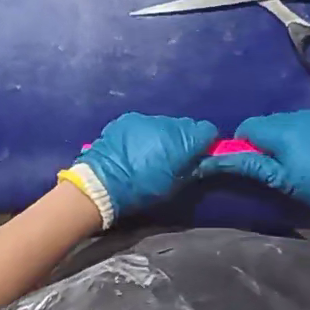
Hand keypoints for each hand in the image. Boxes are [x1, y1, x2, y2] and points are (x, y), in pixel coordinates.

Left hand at [63, 112, 218, 227]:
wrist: (101, 184)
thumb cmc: (142, 190)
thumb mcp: (175, 185)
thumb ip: (194, 168)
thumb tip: (207, 160)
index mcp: (182, 140)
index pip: (207, 131)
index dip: (206, 143)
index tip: (199, 156)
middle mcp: (165, 123)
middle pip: (185, 126)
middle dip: (183, 140)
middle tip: (174, 158)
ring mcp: (144, 119)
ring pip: (164, 124)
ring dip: (162, 136)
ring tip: (150, 155)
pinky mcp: (126, 119)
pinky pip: (143, 124)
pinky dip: (144, 134)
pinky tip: (134, 150)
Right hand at [198, 108, 309, 226]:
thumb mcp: (280, 180)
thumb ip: (249, 165)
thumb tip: (216, 160)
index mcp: (281, 131)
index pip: (248, 126)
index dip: (245, 142)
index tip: (254, 159)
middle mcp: (298, 115)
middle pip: (269, 121)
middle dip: (267, 137)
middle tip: (277, 160)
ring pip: (290, 119)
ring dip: (288, 133)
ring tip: (300, 154)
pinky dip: (309, 129)